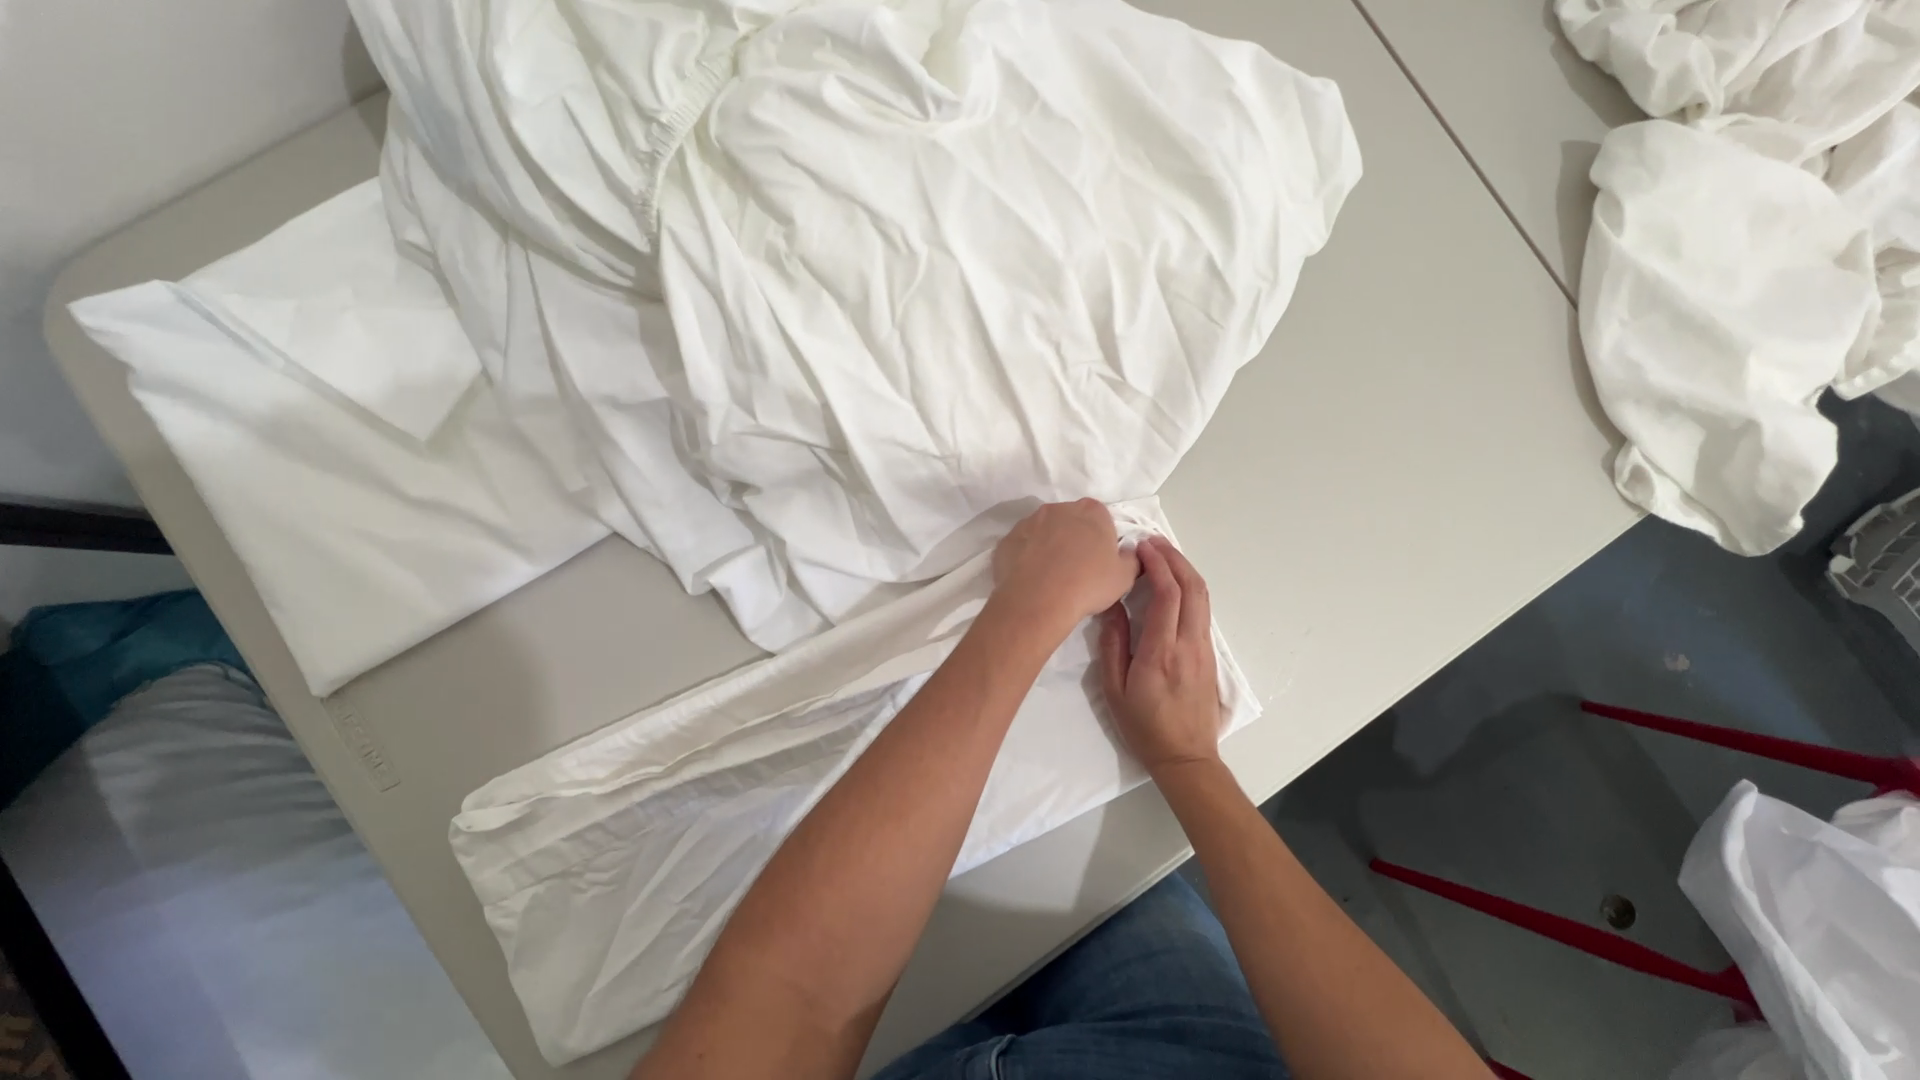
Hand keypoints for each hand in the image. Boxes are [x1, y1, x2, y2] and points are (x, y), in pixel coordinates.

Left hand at [992, 499, 1139, 628]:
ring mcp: (1029, 521)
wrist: (1039, 600)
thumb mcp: (1125, 576)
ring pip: (1043, 531)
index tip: (1100, 559)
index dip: (1101, 538)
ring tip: (1051, 576)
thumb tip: (1128, 552)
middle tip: (1076, 568)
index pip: (1101, 517)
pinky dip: (1026, 556)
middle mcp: (1059, 508)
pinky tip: (1031, 578)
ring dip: (1048, 546)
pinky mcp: (1007, 539)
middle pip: (1071, 520)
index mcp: (1091, 511)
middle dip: (1074, 538)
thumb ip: (1131, 558)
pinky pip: (1021, 545)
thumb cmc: (1088, 584)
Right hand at [1099, 536, 1223, 775]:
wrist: (1186, 757)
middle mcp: (1189, 644)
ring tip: (1164, 555)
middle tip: (1153, 542)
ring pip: (1202, 596)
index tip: (1140, 548)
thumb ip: (1113, 644)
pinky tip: (1174, 583)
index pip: (1168, 594)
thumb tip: (1113, 606)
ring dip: (1185, 570)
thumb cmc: (1143, 727)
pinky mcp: (1209, 654)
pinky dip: (1190, 588)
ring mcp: (1204, 648)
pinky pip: (1202, 610)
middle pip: (1192, 587)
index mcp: (1162, 652)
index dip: (1157, 565)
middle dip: (1174, 557)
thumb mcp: (1115, 689)